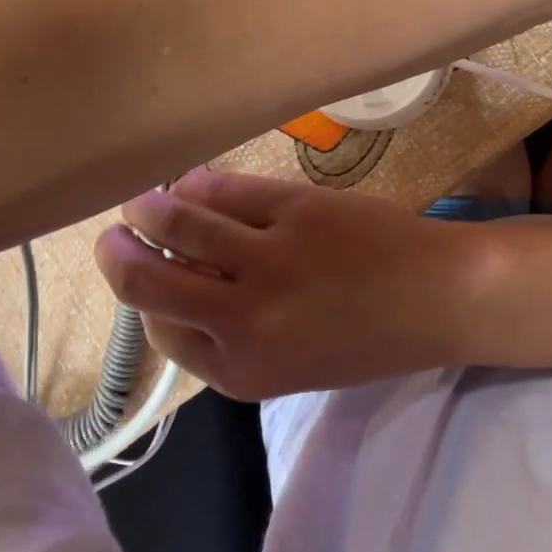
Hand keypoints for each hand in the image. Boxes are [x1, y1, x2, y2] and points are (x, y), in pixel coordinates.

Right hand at [93, 171, 479, 400]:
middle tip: (111, 234)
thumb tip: (177, 278)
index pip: (160, 329)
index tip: (142, 272)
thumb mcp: (290, 363)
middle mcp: (243, 320)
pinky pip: (227, 192)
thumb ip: (232, 334)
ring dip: (152, 209)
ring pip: (181, 224)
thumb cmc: (368, 337)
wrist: (440, 299)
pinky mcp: (293, 210)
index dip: (144, 299)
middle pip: (147, 282)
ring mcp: (268, 261)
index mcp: (241, 370)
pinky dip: (203, 184)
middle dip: (117, 255)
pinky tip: (195, 180)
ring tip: (144, 200)